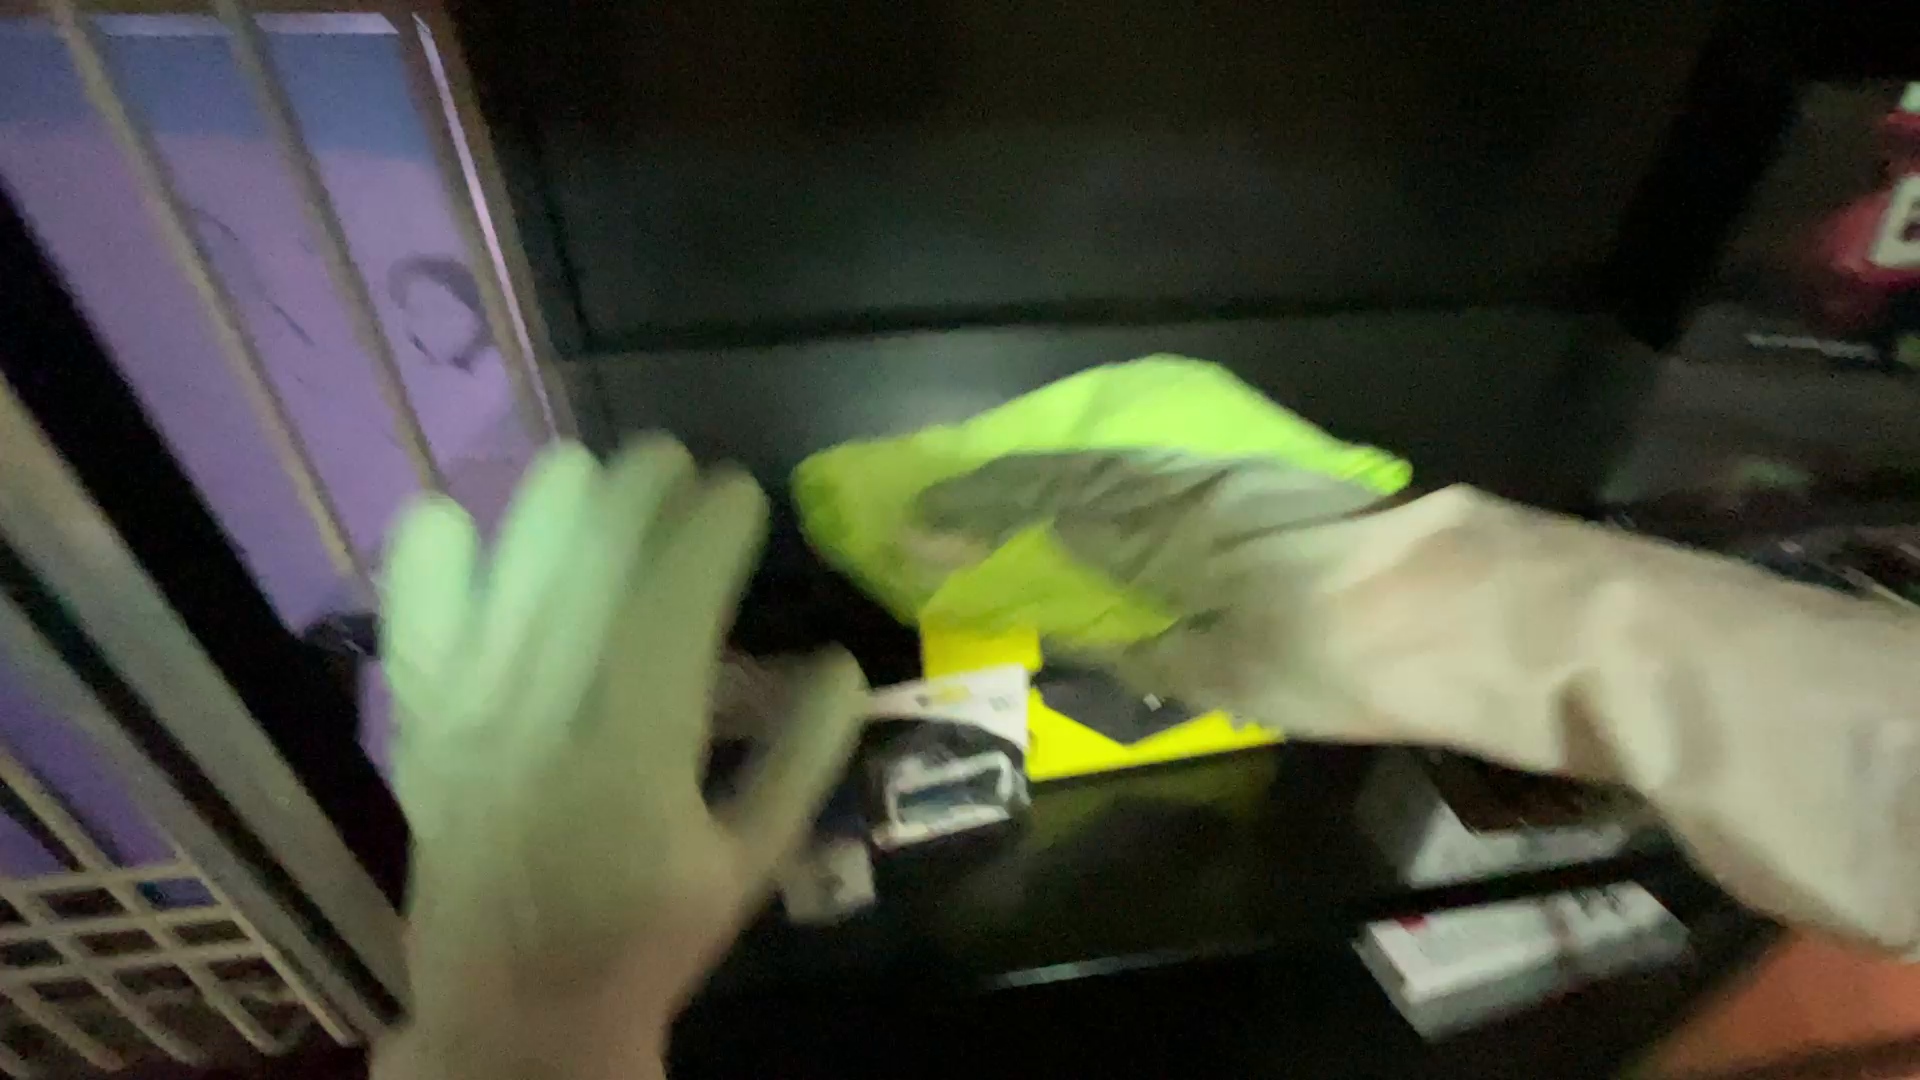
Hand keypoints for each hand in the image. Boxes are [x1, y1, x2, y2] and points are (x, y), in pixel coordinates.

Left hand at [375, 438, 866, 1076]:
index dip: (708, 539)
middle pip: (585, 582)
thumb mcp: (755, 863)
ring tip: (589, 461)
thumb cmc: (653, 935)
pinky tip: (444, 513)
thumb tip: (843, 664)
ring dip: (546, 514)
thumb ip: (805, 761)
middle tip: (674, 457)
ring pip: (503, 591)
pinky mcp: (421, 743)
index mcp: (632, 765)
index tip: (740, 490)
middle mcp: (538, 731)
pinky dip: (423, 572)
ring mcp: (466, 732)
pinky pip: (412, 641)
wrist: (515, 1020)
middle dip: (634, 503)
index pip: (670, 615)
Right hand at [912, 449, 1392, 732]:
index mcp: (1161, 539)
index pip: (1045, 513)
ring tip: (996, 490)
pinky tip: (1091, 488)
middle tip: (941, 497)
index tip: (917, 519)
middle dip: (995, 484)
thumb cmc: (1339, 658)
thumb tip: (1071, 635)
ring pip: (1109, 463)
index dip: (975, 513)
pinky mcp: (1255, 477)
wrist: (1474, 607)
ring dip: (1043, 474)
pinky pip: (1150, 469)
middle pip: (1069, 474)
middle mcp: (1179, 490)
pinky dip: (1099, 476)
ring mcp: (1220, 475)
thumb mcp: (1227, 676)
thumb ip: (1138, 650)